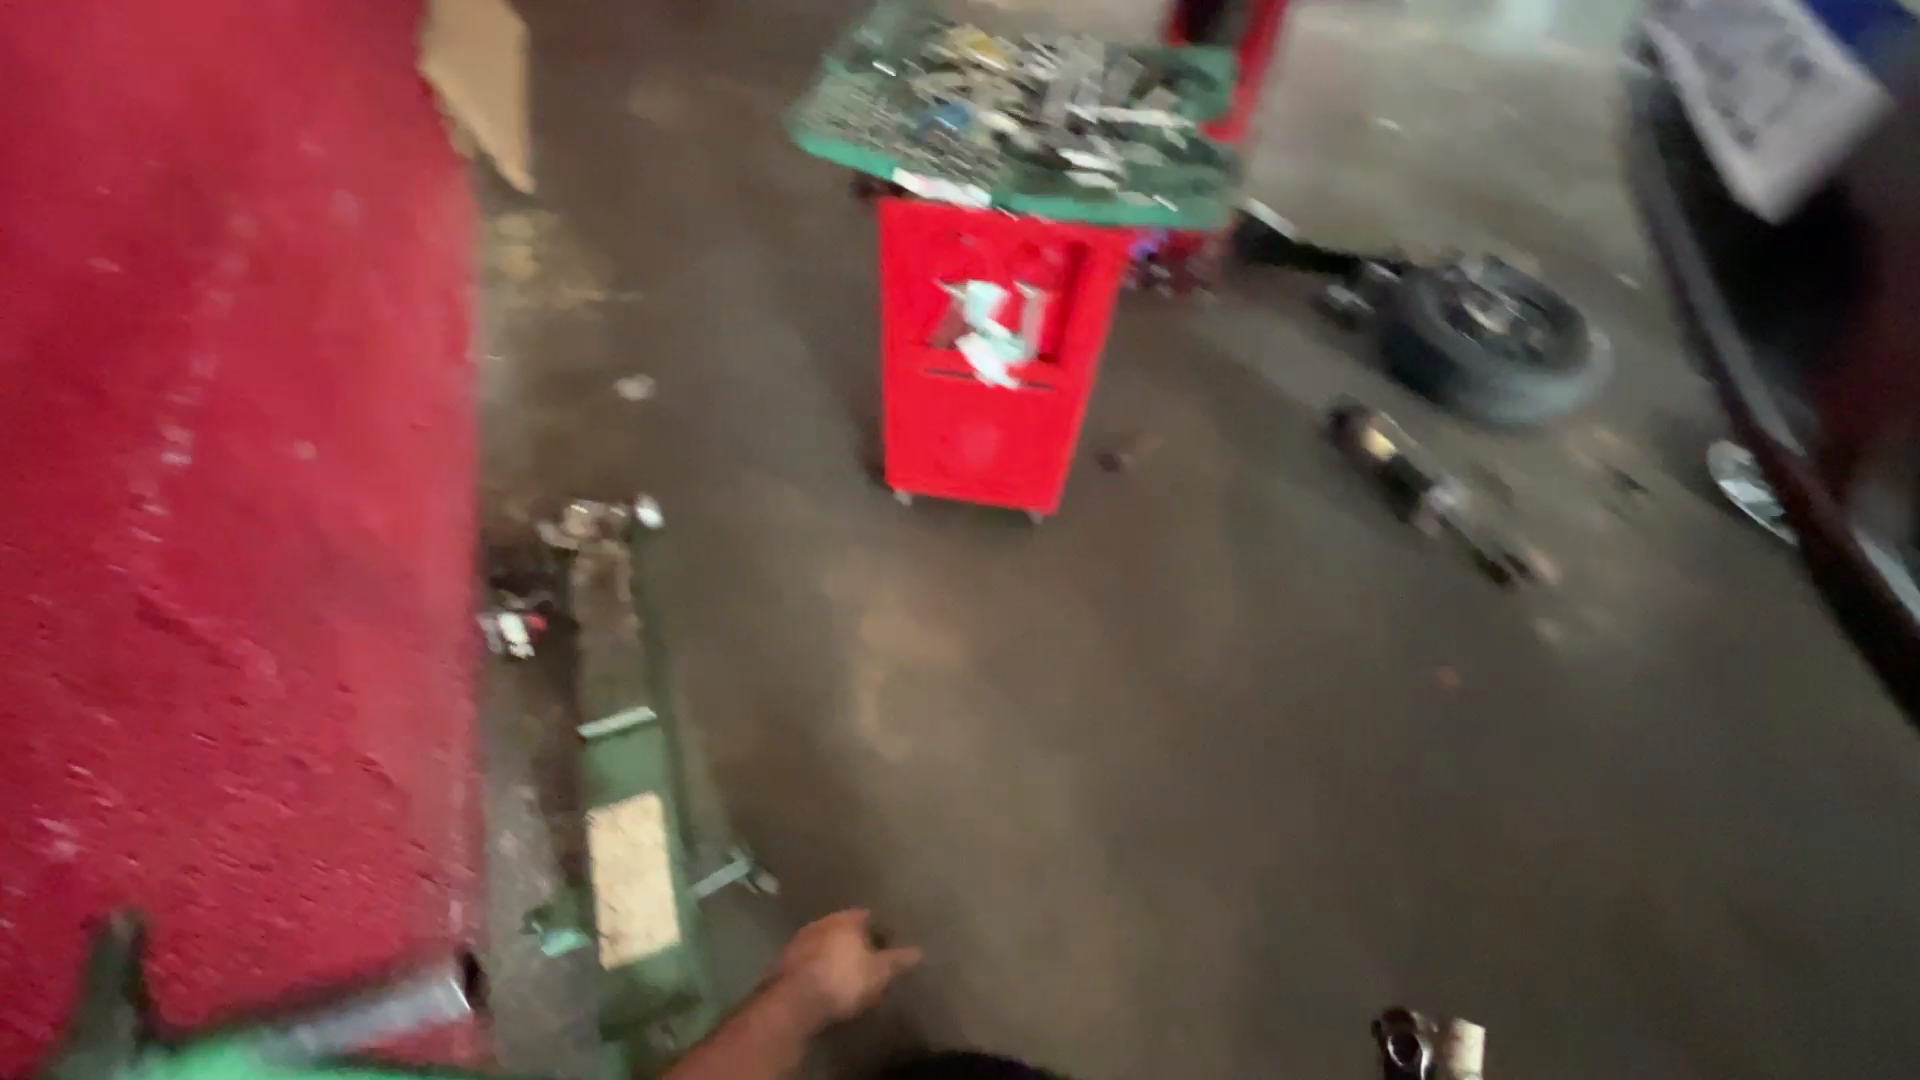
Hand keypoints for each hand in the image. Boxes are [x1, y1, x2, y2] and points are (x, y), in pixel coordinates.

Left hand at [773, 908, 922, 1026]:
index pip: (867, 915)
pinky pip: (807, 960)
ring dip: (831, 954)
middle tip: (865, 958)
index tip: (885, 942)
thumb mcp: (879, 974)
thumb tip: (920, 951)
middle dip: (853, 940)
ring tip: (843, 973)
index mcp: (847, 919)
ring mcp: (800, 940)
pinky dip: (815, 968)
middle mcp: (822, 921)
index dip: (878, 929)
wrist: (793, 1002)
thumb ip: (898, 961)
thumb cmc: (843, 980)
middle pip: (843, 927)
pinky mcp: (784, 962)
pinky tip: (821, 983)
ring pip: (823, 942)